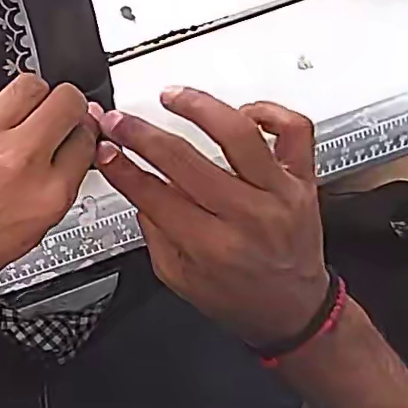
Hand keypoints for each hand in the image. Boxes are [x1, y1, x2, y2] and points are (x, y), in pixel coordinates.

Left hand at [0, 75, 97, 353]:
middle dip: (65, 106)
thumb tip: (68, 151)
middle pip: (66, 101)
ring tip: (12, 120)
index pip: (85, 140)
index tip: (72, 132)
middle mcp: (16, 161)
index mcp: (46, 195)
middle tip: (52, 114)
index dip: (79, 134)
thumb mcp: (29, 232)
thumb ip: (56, 185)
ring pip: (28, 85)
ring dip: (27, 99)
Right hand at [93, 87, 329, 347]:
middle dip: (140, 134)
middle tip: (120, 121)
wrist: (293, 310)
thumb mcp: (177, 277)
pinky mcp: (302, 181)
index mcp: (210, 246)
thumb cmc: (238, 297)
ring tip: (172, 97)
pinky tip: (241, 111)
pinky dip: (269, 111)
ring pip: (238, 134)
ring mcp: (278, 195)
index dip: (121, 167)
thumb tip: (137, 184)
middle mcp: (246, 217)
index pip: (153, 194)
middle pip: (183, 159)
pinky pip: (294, 131)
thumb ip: (154, 231)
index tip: (106, 149)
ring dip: (197, 108)